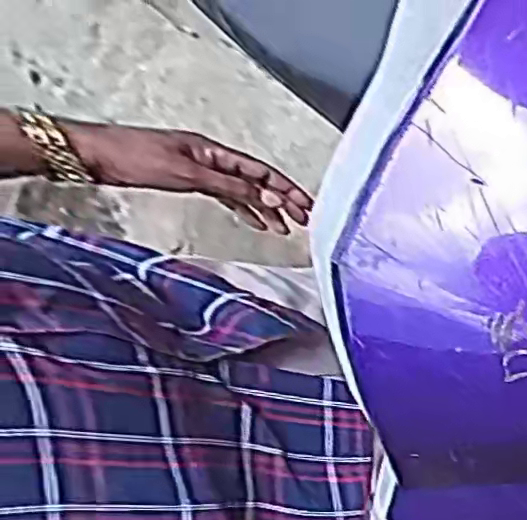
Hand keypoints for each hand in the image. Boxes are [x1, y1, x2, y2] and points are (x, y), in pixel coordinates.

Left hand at [63, 122, 312, 233]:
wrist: (85, 155)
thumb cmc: (129, 157)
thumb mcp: (190, 175)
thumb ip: (236, 189)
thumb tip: (274, 200)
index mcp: (212, 151)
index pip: (263, 172)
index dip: (289, 190)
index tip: (309, 208)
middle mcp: (210, 158)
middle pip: (258, 182)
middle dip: (283, 202)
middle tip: (304, 221)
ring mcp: (200, 169)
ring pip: (246, 191)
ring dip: (267, 209)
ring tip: (283, 228)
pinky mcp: (190, 179)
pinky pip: (229, 196)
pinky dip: (246, 209)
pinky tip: (255, 221)